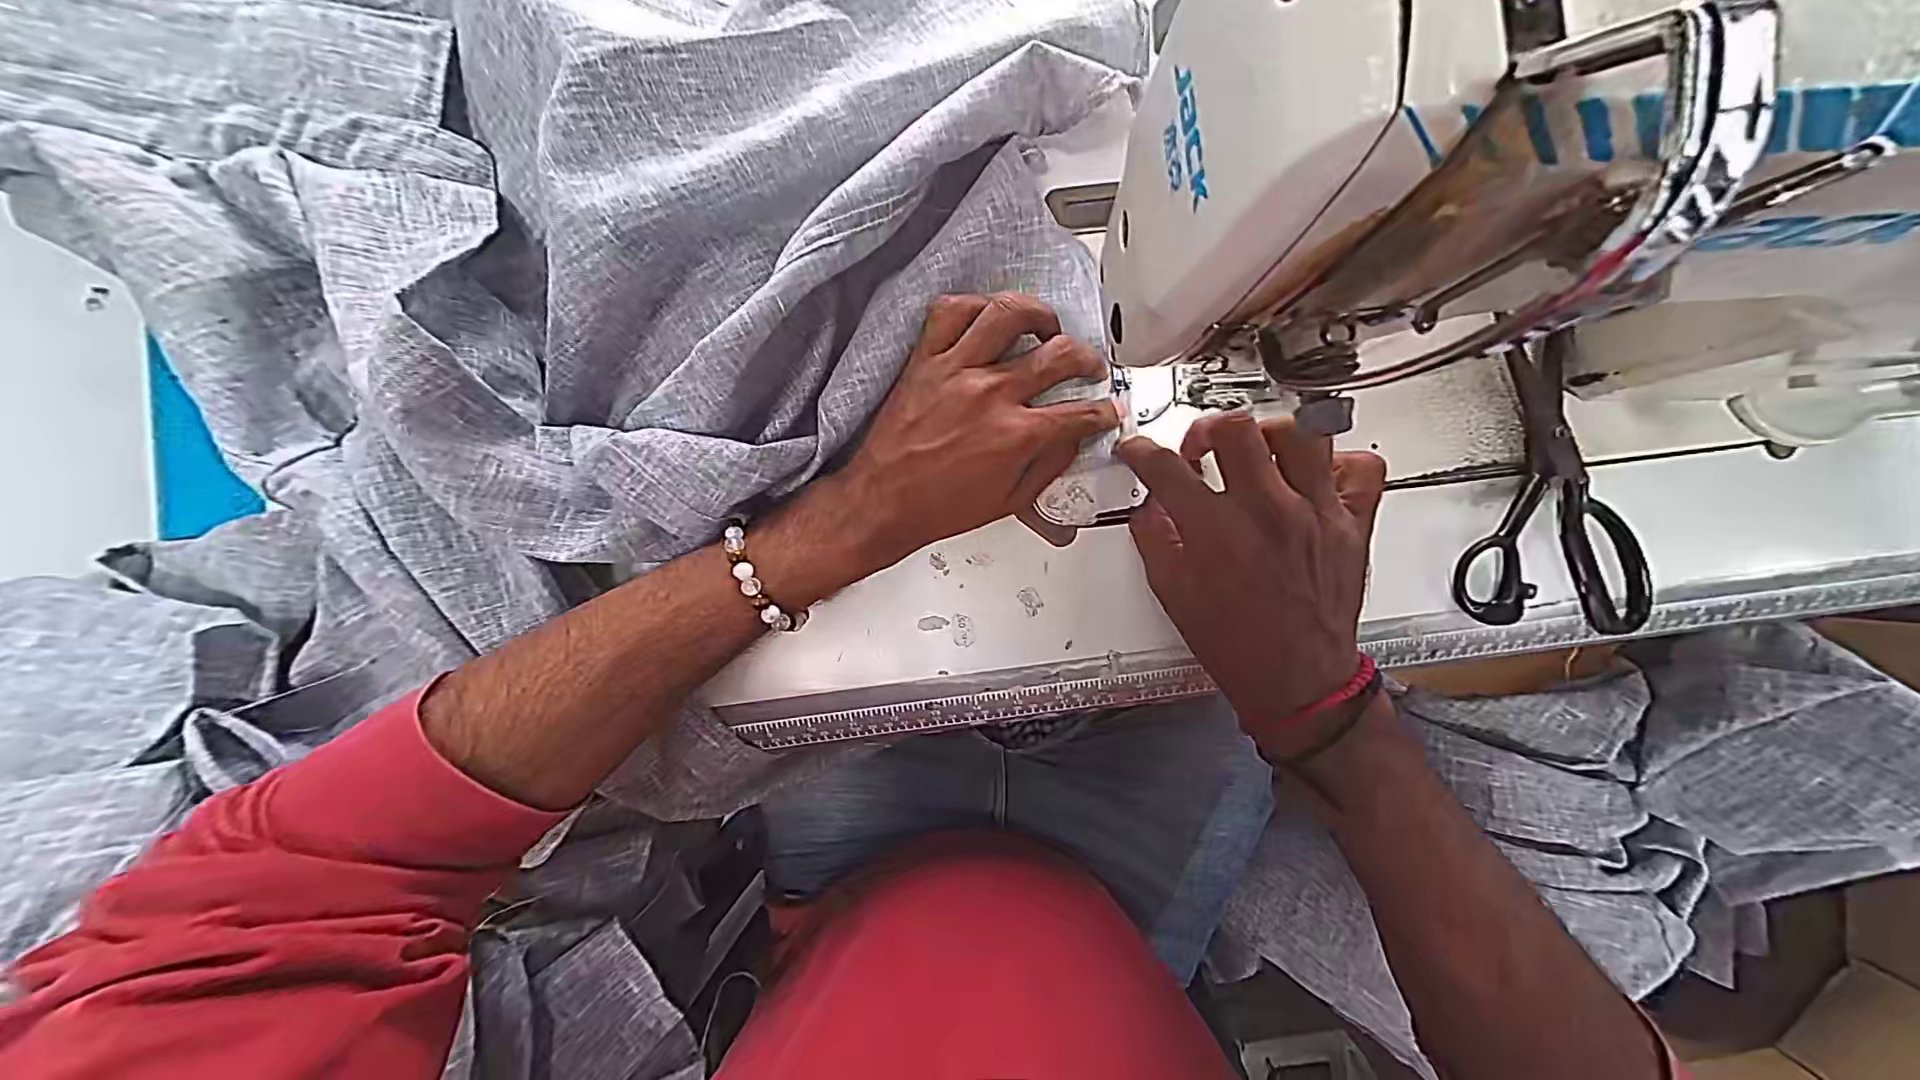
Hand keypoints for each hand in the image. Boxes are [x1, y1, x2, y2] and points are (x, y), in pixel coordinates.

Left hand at [824, 293, 1118, 569]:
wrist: (883, 502)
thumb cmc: (937, 506)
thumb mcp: (1010, 501)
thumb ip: (1050, 466)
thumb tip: (1073, 440)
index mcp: (1015, 435)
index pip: (1080, 411)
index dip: (1103, 410)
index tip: (1104, 409)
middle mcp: (990, 395)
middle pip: (1059, 353)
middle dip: (1087, 359)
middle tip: (1087, 366)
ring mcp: (956, 371)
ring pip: (1008, 313)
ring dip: (1039, 315)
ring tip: (1045, 328)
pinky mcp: (925, 361)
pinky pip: (950, 311)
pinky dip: (975, 306)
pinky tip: (987, 319)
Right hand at [1116, 412, 1386, 747]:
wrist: (1295, 680)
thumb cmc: (1238, 644)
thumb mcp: (1172, 592)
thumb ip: (1154, 539)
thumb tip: (1149, 508)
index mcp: (1214, 530)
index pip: (1164, 466)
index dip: (1140, 450)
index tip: (1138, 450)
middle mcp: (1266, 512)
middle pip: (1234, 428)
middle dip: (1205, 429)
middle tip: (1201, 447)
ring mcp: (1315, 514)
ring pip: (1300, 432)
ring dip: (1268, 434)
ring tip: (1257, 451)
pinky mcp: (1352, 525)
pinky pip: (1363, 467)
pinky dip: (1340, 461)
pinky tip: (1315, 474)